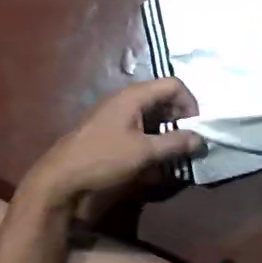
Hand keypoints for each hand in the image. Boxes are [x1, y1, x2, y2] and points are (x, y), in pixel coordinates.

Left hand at [18, 78, 203, 216]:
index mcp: (134, 95)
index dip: (190, 103)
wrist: (60, 177)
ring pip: (152, 113)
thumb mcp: (144, 152)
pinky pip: (139, 125)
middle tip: (187, 141)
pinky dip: (152, 137)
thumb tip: (201, 139)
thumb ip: (175, 143)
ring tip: (173, 153)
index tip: (195, 128)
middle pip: (163, 97)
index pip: (173, 85)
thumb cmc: (103, 158)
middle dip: (180, 118)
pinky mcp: (110, 129)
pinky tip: (154, 159)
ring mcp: (116, 113)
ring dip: (167, 130)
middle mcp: (126, 99)